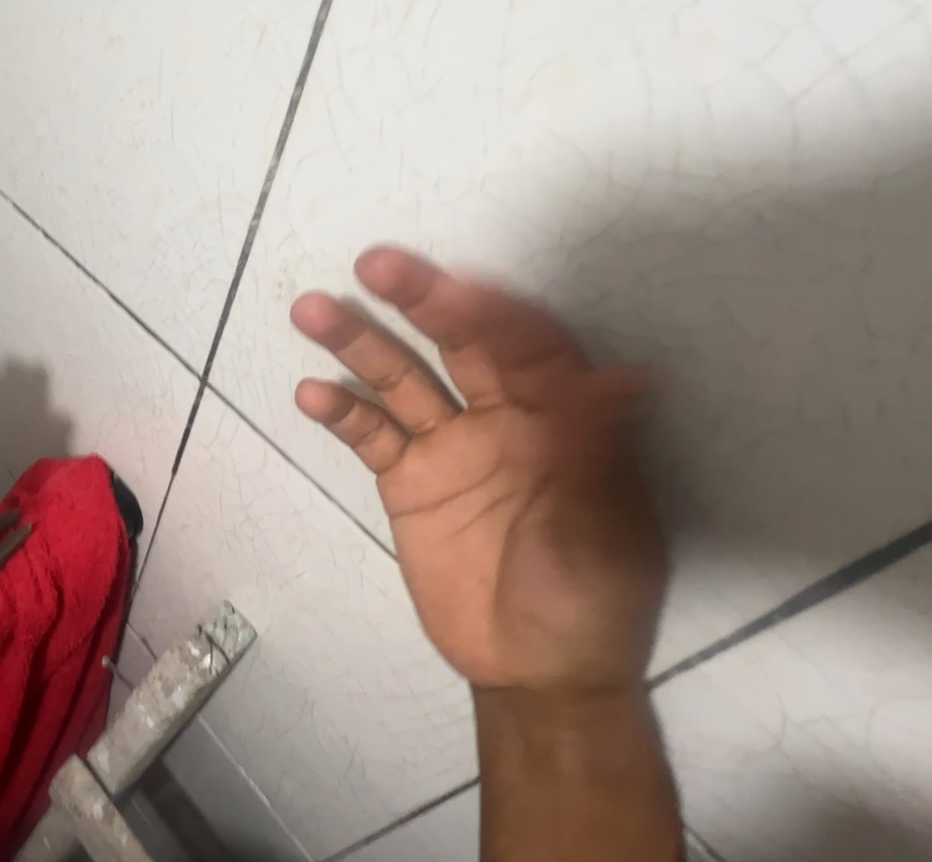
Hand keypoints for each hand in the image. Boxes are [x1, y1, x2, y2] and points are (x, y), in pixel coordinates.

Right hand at [291, 247, 665, 692]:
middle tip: (375, 263)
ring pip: (399, 379)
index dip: (493, 316)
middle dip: (420, 301)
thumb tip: (620, 376)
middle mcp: (501, 416)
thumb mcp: (603, 534)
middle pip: (458, 344)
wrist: (530, 668)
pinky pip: (369, 435)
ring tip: (312, 311)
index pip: (528, 348)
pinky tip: (311, 394)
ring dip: (358, 344)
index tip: (453, 291)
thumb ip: (597, 456)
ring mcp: (447, 444)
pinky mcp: (405, 477)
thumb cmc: (588, 600)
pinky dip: (341, 413)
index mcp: (563, 420)